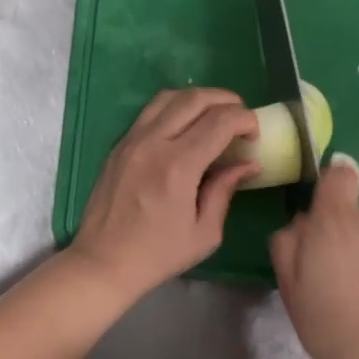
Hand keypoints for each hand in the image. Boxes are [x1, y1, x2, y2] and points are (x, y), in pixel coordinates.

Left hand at [68, 88, 258, 297]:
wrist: (103, 260)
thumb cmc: (157, 254)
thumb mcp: (204, 232)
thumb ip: (225, 190)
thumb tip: (249, 163)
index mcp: (177, 166)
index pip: (219, 121)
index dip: (245, 119)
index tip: (255, 134)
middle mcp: (152, 143)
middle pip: (193, 98)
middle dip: (225, 100)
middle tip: (240, 118)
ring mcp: (130, 141)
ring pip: (166, 98)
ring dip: (196, 99)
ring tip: (214, 116)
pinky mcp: (118, 146)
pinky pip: (148, 113)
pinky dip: (172, 109)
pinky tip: (184, 129)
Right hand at [270, 156, 358, 358]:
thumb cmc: (333, 325)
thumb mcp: (290, 288)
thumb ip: (286, 246)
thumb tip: (299, 227)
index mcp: (335, 221)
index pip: (339, 176)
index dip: (327, 183)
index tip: (314, 208)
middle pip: (345, 215)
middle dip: (329, 235)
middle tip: (317, 275)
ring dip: (351, 256)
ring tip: (343, 297)